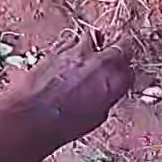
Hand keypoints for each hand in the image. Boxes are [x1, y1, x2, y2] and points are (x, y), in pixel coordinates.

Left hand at [2, 34, 133, 143]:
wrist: (31, 118)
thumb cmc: (64, 124)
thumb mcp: (98, 116)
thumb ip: (107, 96)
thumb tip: (106, 92)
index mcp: (116, 79)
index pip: (129, 70)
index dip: (123, 76)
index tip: (119, 81)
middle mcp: (101, 61)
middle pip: (119, 48)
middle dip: (115, 56)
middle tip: (107, 67)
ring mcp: (78, 52)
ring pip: (95, 37)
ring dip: (94, 46)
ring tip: (87, 59)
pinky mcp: (57, 49)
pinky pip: (71, 42)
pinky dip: (71, 49)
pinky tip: (67, 62)